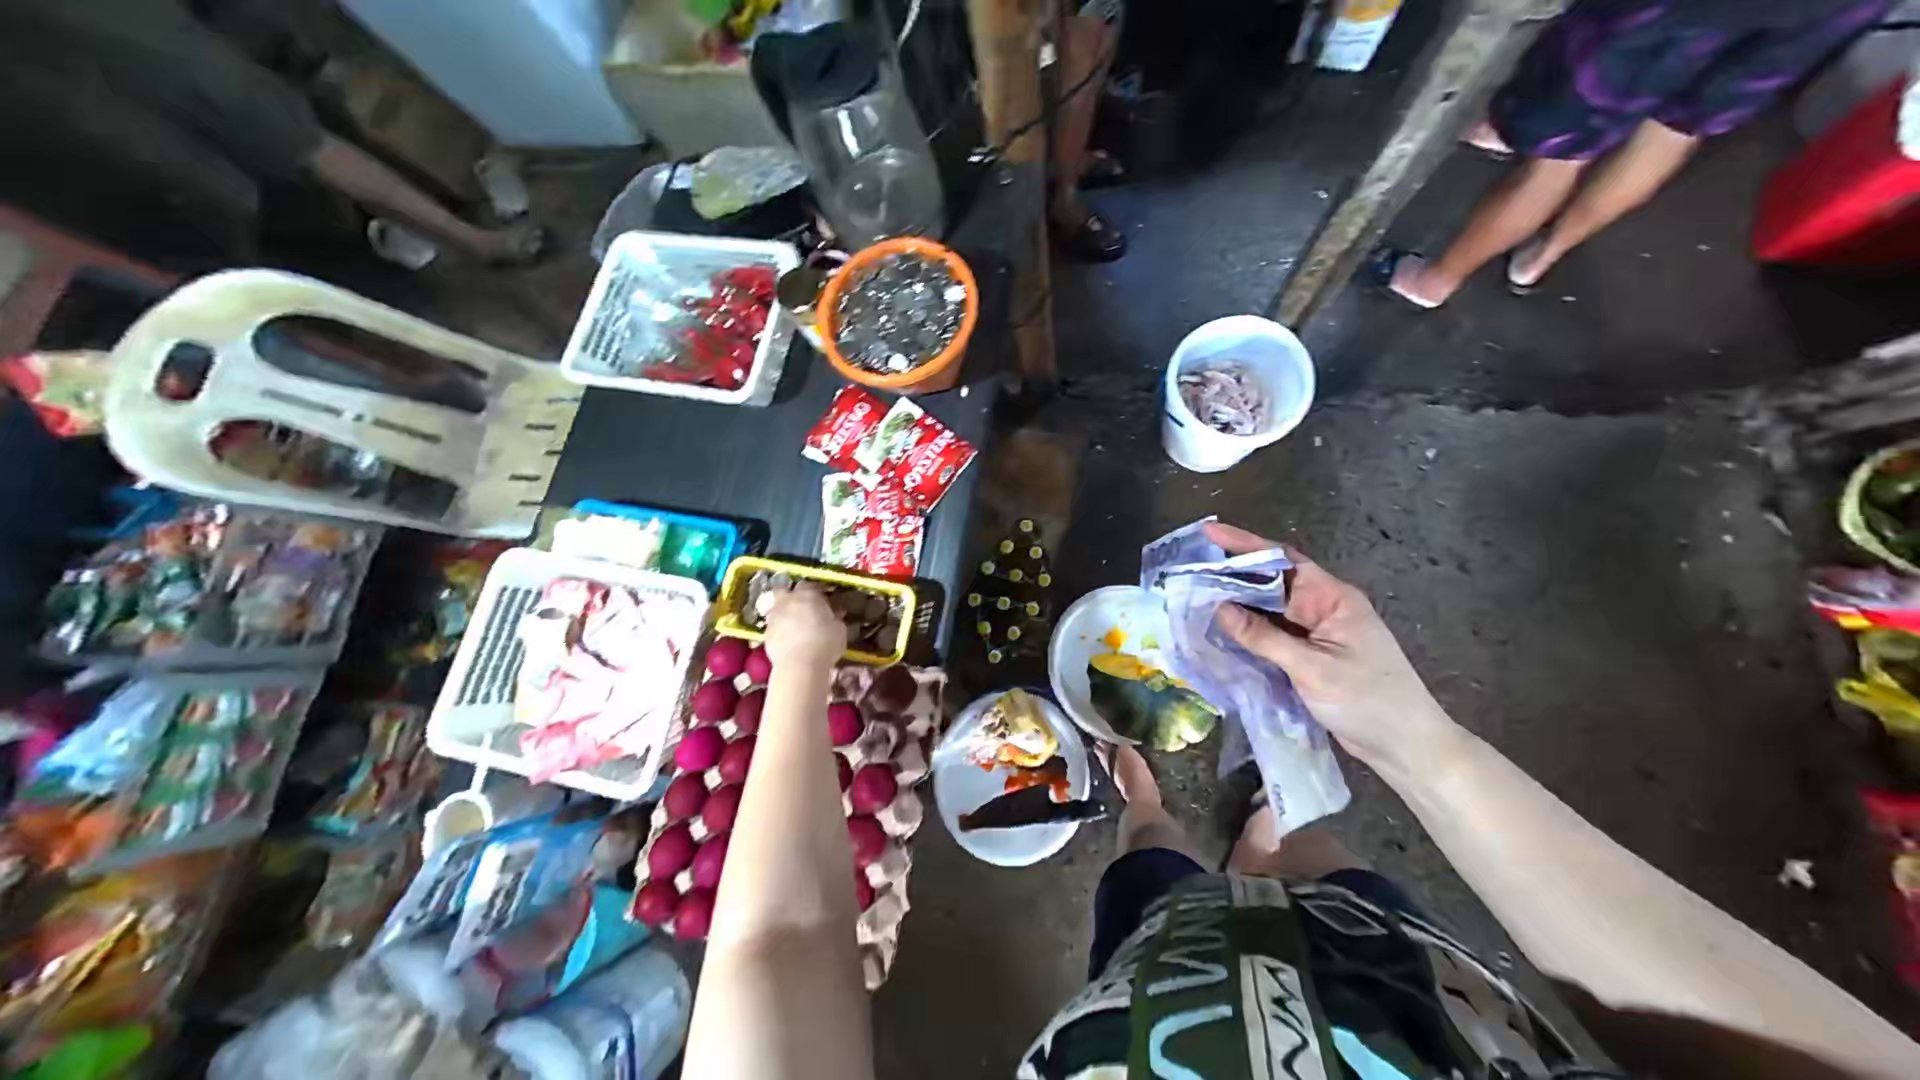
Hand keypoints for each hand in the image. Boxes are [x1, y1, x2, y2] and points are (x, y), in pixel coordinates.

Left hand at [761, 585, 847, 670]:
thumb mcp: (839, 629)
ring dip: (784, 612)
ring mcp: (774, 617)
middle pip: (785, 591)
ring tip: (795, 624)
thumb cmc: (825, 643)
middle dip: (792, 596)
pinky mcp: (765, 633)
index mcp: (807, 595)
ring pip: (776, 608)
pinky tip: (788, 639)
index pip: (809, 584)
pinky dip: (780, 629)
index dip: (816, 590)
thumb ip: (835, 618)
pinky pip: (773, 626)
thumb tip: (835, 613)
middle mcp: (787, 601)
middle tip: (803, 607)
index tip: (824, 598)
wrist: (799, 665)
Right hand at [1205, 522, 1466, 779]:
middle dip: (1233, 573)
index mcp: (1332, 598)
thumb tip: (1220, 608)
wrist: (1406, 746)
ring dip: (1237, 603)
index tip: (1209, 532)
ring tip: (1196, 595)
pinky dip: (1247, 630)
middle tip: (1190, 569)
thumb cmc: (1368, 700)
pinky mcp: (1310, 656)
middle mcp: (1323, 608)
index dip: (1245, 544)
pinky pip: (1272, 634)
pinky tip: (1221, 631)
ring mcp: (1316, 633)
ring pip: (1269, 609)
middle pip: (1272, 582)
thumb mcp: (1312, 668)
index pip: (1283, 560)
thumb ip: (1264, 637)